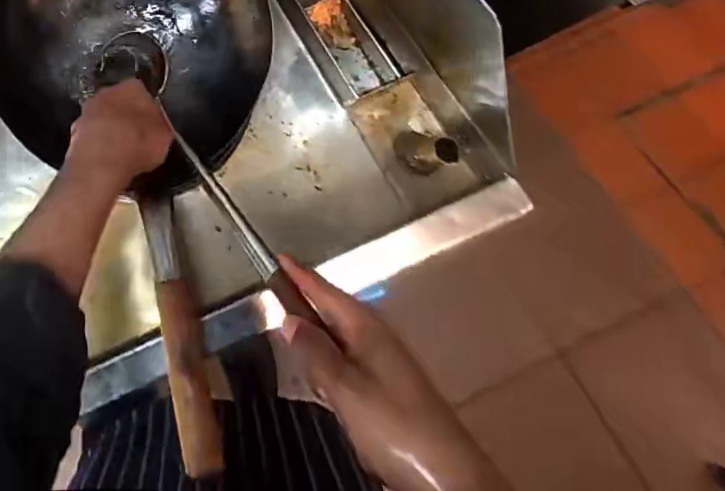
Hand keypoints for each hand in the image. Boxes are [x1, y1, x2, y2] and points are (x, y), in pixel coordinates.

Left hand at [64, 80, 173, 194]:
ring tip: (121, 152)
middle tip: (137, 137)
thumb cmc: (137, 143)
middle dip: (126, 117)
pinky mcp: (74, 132)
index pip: (143, 92)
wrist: (100, 163)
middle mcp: (107, 92)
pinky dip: (97, 146)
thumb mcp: (165, 135)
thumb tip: (160, 125)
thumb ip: (162, 124)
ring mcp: (87, 111)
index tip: (152, 124)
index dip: (149, 109)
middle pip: (120, 103)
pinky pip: (91, 137)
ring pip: (103, 118)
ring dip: (110, 130)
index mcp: (133, 86)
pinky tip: (106, 161)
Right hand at [278, 257, 511, 490]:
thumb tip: (289, 319)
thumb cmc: (393, 422)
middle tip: (275, 288)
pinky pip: (347, 358)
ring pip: (339, 335)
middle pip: (333, 309)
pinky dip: (328, 356)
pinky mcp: (387, 386)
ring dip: (315, 329)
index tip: (278, 255)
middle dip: (306, 298)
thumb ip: (315, 353)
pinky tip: (318, 370)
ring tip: (289, 324)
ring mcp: (384, 360)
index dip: (300, 275)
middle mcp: (375, 335)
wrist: (449, 474)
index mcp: (365, 326)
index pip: (325, 291)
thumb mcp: (346, 389)